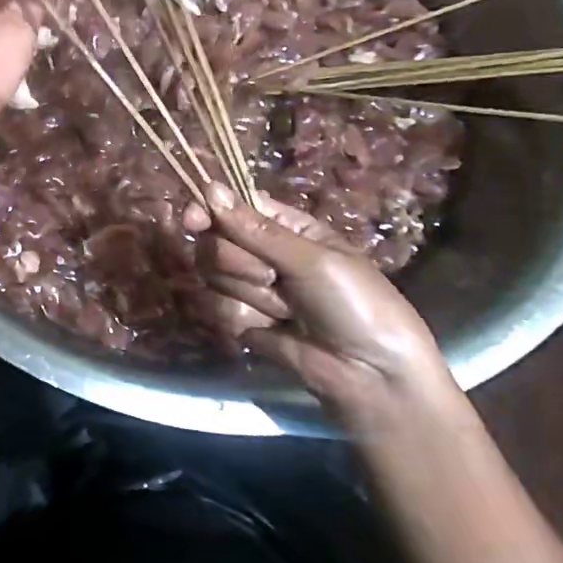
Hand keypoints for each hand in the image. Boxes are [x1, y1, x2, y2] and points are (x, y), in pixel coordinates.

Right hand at [183, 182, 462, 428]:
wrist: (368, 374)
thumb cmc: (357, 305)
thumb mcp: (313, 260)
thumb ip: (256, 229)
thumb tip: (210, 187)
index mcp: (287, 229)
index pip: (234, 207)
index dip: (210, 210)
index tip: (194, 220)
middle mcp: (261, 252)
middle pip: (214, 240)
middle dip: (237, 261)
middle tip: (272, 278)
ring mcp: (247, 285)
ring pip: (211, 273)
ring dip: (246, 292)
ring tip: (285, 310)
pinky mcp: (237, 315)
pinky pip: (214, 304)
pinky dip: (241, 315)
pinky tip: (271, 327)